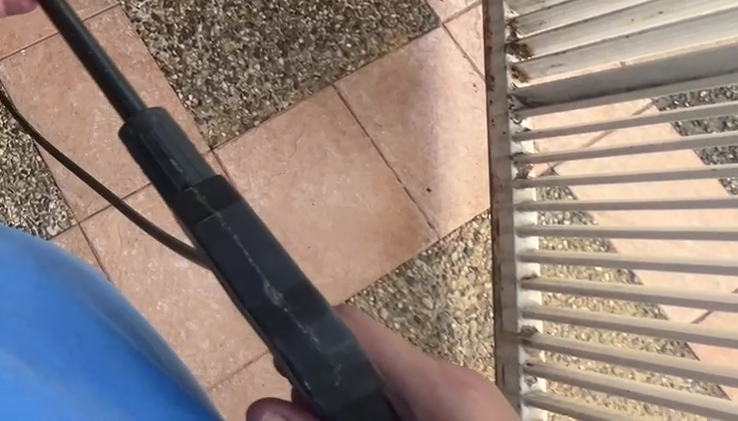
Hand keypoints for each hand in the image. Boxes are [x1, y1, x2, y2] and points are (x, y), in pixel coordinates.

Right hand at [246, 306, 512, 420]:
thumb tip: (257, 409)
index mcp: (441, 385)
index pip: (350, 324)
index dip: (306, 341)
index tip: (285, 379)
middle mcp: (459, 382)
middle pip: (364, 361)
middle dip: (330, 393)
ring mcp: (477, 404)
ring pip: (390, 389)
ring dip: (358, 410)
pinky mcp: (480, 419)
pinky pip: (418, 408)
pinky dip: (389, 418)